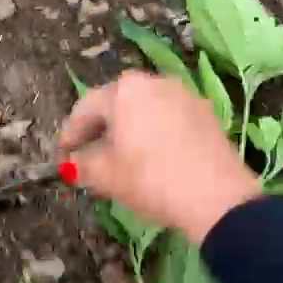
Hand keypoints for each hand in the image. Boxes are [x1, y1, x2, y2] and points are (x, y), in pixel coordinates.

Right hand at [59, 71, 260, 243]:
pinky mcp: (206, 113)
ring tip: (123, 157)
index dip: (70, 134)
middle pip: (115, 104)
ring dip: (129, 129)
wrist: (219, 200)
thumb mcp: (105, 176)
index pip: (85, 109)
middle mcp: (151, 82)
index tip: (63, 154)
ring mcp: (182, 95)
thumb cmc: (152, 180)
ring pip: (144, 109)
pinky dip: (156, 133)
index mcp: (122, 90)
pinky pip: (169, 118)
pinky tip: (155, 158)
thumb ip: (81, 164)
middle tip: (89, 155)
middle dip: (100, 130)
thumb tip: (72, 162)